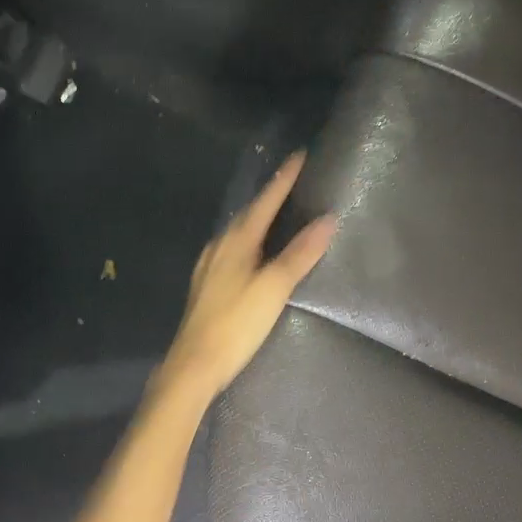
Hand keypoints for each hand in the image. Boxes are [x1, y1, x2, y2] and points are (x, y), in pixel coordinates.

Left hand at [160, 151, 337, 397]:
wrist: (194, 365)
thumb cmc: (235, 325)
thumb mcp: (273, 289)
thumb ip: (299, 255)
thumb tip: (327, 220)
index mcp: (235, 242)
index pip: (264, 202)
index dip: (283, 180)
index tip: (300, 156)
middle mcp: (218, 249)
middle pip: (247, 216)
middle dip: (269, 200)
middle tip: (291, 186)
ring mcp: (207, 270)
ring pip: (235, 237)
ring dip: (256, 225)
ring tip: (276, 219)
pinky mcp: (205, 291)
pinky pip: (229, 256)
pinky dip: (246, 247)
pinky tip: (251, 258)